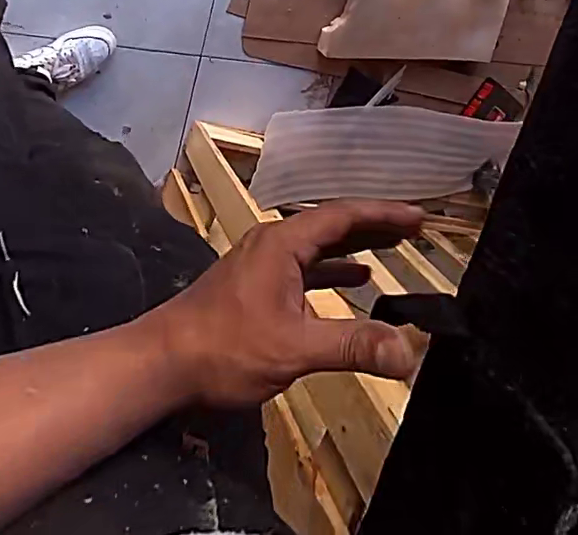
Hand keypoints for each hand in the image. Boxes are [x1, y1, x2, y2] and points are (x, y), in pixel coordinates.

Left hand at [143, 199, 426, 408]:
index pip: (344, 216)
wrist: (160, 364)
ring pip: (320, 245)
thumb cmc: (224, 349)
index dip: (384, 214)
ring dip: (356, 245)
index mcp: (284, 242)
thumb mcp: (293, 348)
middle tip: (414, 228)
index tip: (418, 217)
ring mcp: (265, 261)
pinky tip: (356, 278)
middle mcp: (275, 242)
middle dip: (375, 225)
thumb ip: (351, 346)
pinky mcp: (258, 281)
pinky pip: (307, 265)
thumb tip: (407, 353)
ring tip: (393, 246)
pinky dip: (334, 268)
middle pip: (334, 224)